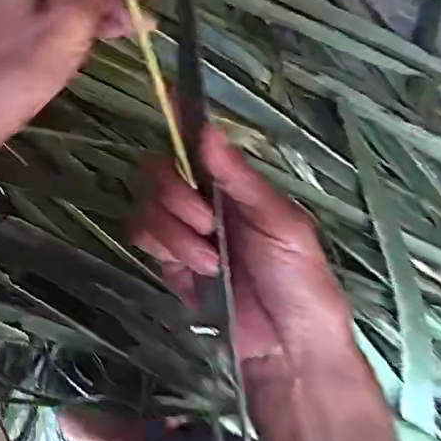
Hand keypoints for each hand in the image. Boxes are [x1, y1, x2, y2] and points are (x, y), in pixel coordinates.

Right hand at [130, 128, 357, 381]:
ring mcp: (179, 228)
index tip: (166, 92)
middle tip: (207, 223)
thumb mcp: (283, 224)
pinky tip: (192, 267)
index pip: (196, 144)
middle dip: (177, 196)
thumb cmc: (300, 282)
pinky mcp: (163, 256)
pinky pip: (140, 231)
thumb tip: (207, 129)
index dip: (180, 121)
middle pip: (160, 171)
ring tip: (211, 261)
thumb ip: (239, 179)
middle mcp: (201, 200)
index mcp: (232, 186)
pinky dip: (162, 246)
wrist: (286, 347)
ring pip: (147, 202)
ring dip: (177, 232)